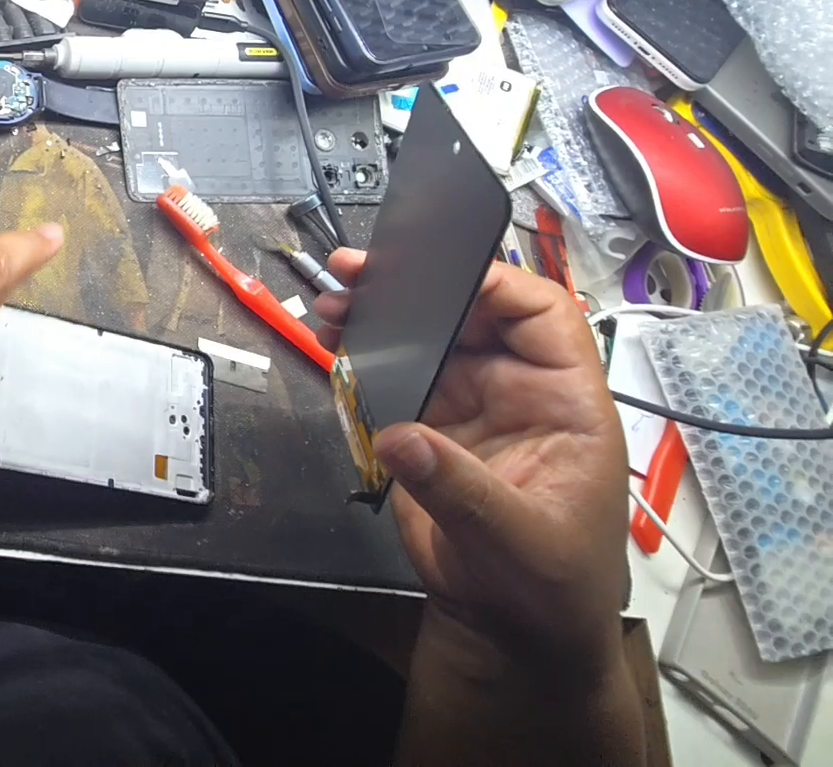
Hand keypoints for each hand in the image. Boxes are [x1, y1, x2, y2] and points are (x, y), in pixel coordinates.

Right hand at [315, 252, 629, 664]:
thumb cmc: (545, 586)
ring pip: (422, 338)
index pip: (542, 317)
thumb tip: (400, 438)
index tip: (433, 271)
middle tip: (354, 272)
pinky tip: (331, 341)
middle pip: (468, 315)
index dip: (494, 284)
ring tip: (331, 305)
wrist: (505, 621)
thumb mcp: (517, 539)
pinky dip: (358, 352)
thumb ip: (462, 488)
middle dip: (413, 286)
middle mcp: (512, 390)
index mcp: (562, 402)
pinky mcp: (422, 422)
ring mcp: (464, 404)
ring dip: (376, 315)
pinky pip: (390, 372)